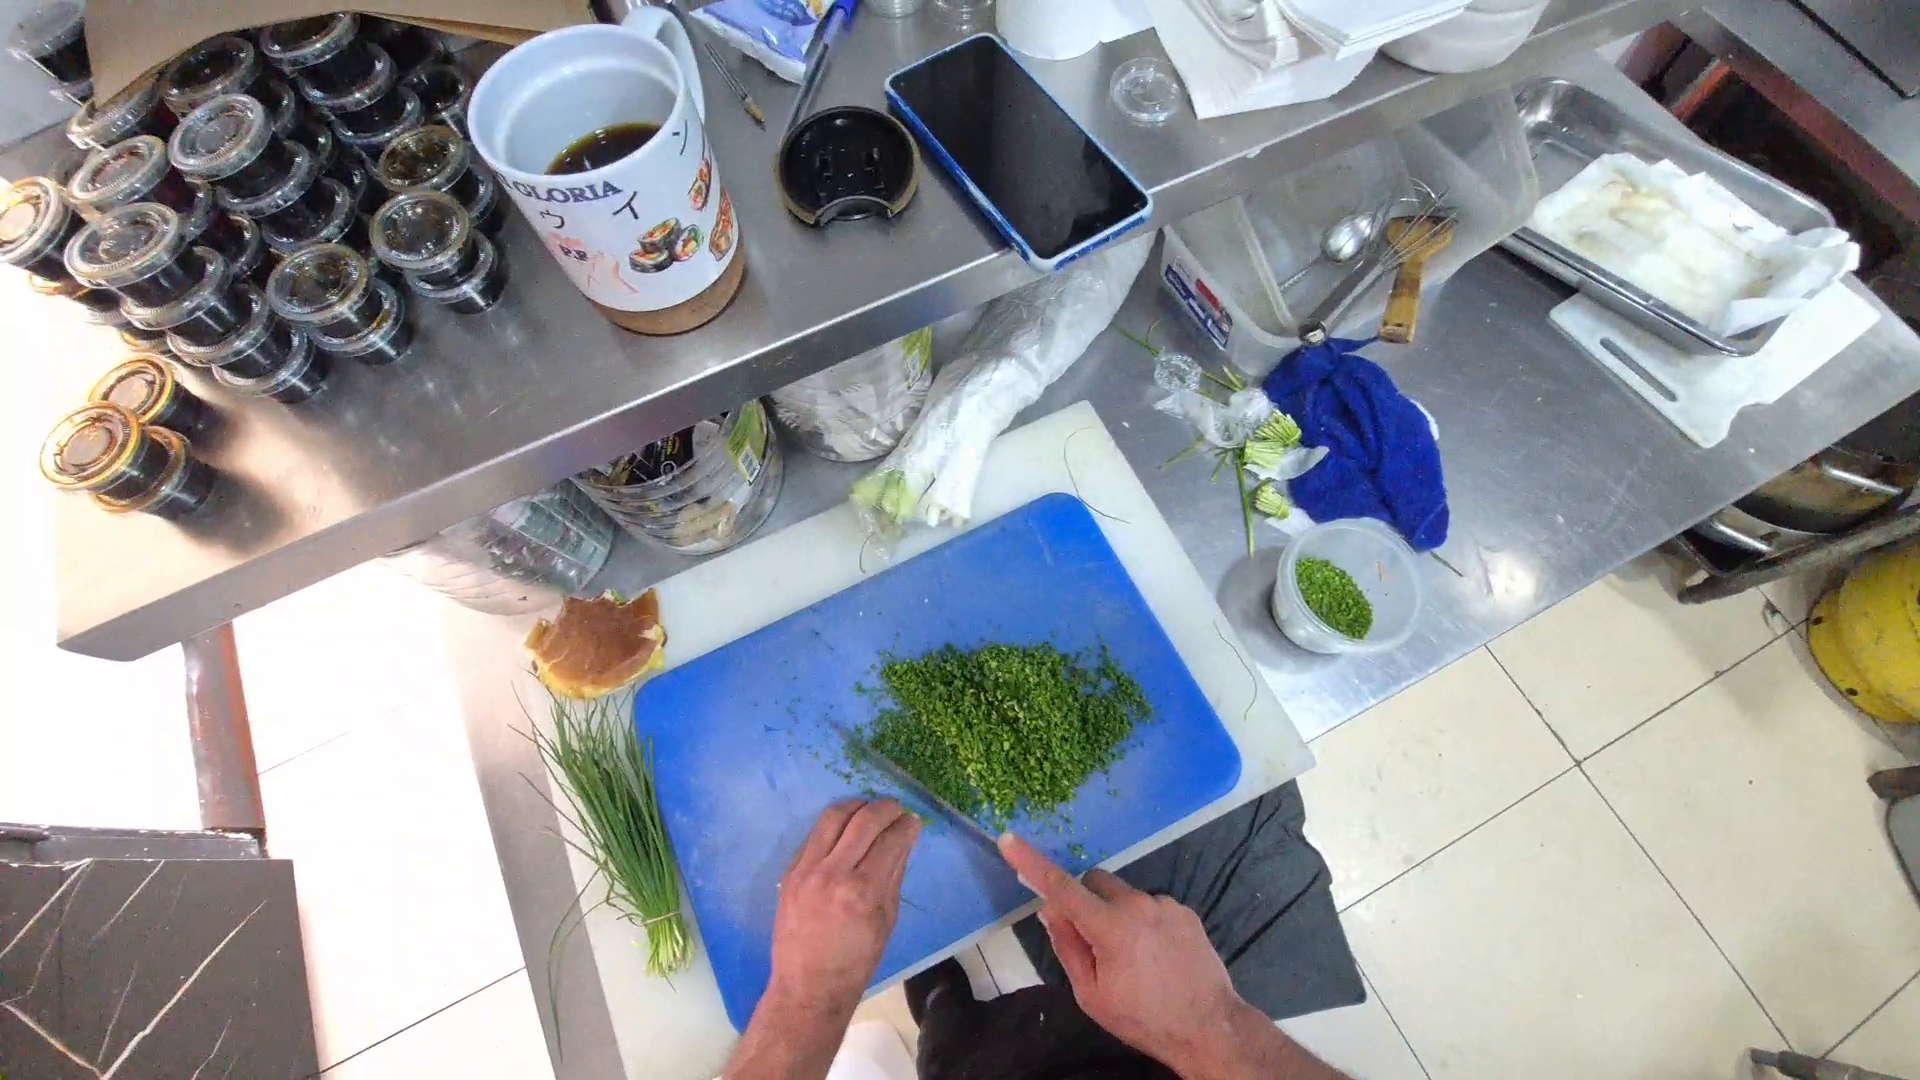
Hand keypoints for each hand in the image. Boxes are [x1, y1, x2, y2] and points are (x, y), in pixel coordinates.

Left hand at [728, 799, 921, 1079]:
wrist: (807, 988)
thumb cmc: (856, 961)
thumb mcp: (887, 919)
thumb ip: (895, 872)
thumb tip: (906, 837)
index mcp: (863, 892)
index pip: (891, 840)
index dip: (906, 825)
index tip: (913, 821)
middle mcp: (834, 873)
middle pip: (865, 819)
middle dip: (887, 807)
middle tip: (898, 808)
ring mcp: (807, 870)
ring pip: (835, 815)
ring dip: (858, 805)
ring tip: (871, 808)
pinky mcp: (791, 871)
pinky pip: (816, 833)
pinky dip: (836, 824)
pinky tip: (848, 826)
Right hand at [999, 833, 1346, 1079]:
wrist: (1211, 1030)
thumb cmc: (1144, 1019)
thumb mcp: (1093, 996)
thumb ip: (1067, 946)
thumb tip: (1049, 909)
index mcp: (1110, 927)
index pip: (1061, 887)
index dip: (1031, 863)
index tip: (1009, 839)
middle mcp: (1137, 904)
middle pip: (1094, 881)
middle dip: (1085, 900)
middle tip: (1092, 939)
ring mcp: (1164, 904)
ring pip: (1123, 894)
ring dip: (1116, 913)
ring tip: (1134, 957)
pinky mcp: (1184, 910)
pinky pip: (1150, 905)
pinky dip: (1144, 921)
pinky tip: (1157, 955)